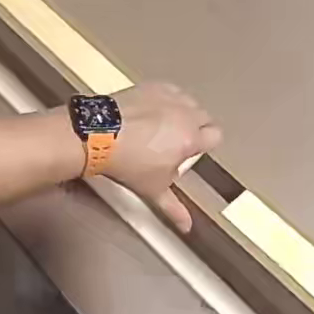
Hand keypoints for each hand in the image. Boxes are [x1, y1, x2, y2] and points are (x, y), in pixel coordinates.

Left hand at [102, 83, 220, 233]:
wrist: (98, 135)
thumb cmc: (128, 163)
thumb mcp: (153, 189)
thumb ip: (174, 208)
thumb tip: (186, 227)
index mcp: (191, 138)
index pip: (216, 136)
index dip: (206, 144)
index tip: (193, 151)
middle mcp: (185, 113)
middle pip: (205, 117)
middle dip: (197, 128)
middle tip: (177, 141)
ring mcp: (169, 96)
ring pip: (189, 102)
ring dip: (184, 111)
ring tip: (165, 124)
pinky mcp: (152, 86)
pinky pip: (171, 90)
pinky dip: (167, 98)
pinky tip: (154, 109)